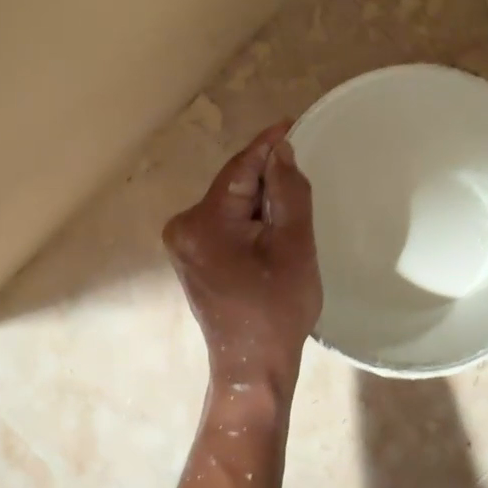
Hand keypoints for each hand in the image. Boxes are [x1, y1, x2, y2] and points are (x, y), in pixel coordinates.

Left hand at [162, 121, 321, 387]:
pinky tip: (274, 229)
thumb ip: (288, 192)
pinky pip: (226, 223)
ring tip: (294, 208)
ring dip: (261, 201)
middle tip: (305, 174)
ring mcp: (184, 244)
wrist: (253, 366)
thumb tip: (280, 150)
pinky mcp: (192, 257)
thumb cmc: (277, 309)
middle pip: (235, 185)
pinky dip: (250, 220)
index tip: (293, 121)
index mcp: (204, 221)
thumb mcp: (294, 245)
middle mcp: (183, 226)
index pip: (241, 168)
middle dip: (268, 178)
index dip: (268, 144)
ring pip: (232, 204)